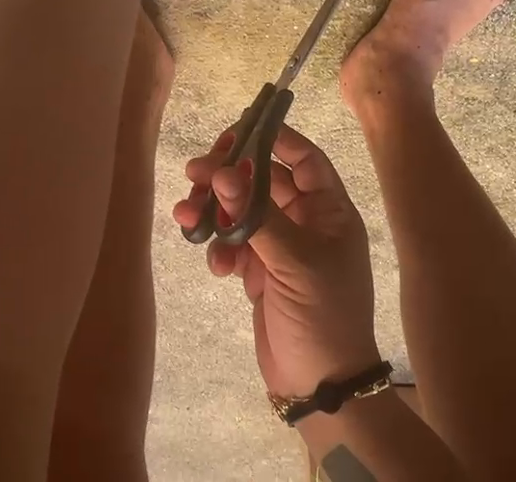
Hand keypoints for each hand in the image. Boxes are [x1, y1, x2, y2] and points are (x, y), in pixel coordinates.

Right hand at [173, 124, 382, 399]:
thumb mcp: (294, 263)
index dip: (274, 139)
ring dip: (214, 209)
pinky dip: (219, 247)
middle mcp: (305, 221)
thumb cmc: (322, 317)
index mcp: (329, 211)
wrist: (319, 386)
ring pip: (241, 210)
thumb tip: (223, 171)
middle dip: (229, 176)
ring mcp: (280, 246)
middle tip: (195, 171)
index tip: (237, 129)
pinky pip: (233, 242)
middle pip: (262, 180)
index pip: (304, 159)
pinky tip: (216, 264)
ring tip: (187, 213)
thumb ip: (256, 215)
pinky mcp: (260, 270)